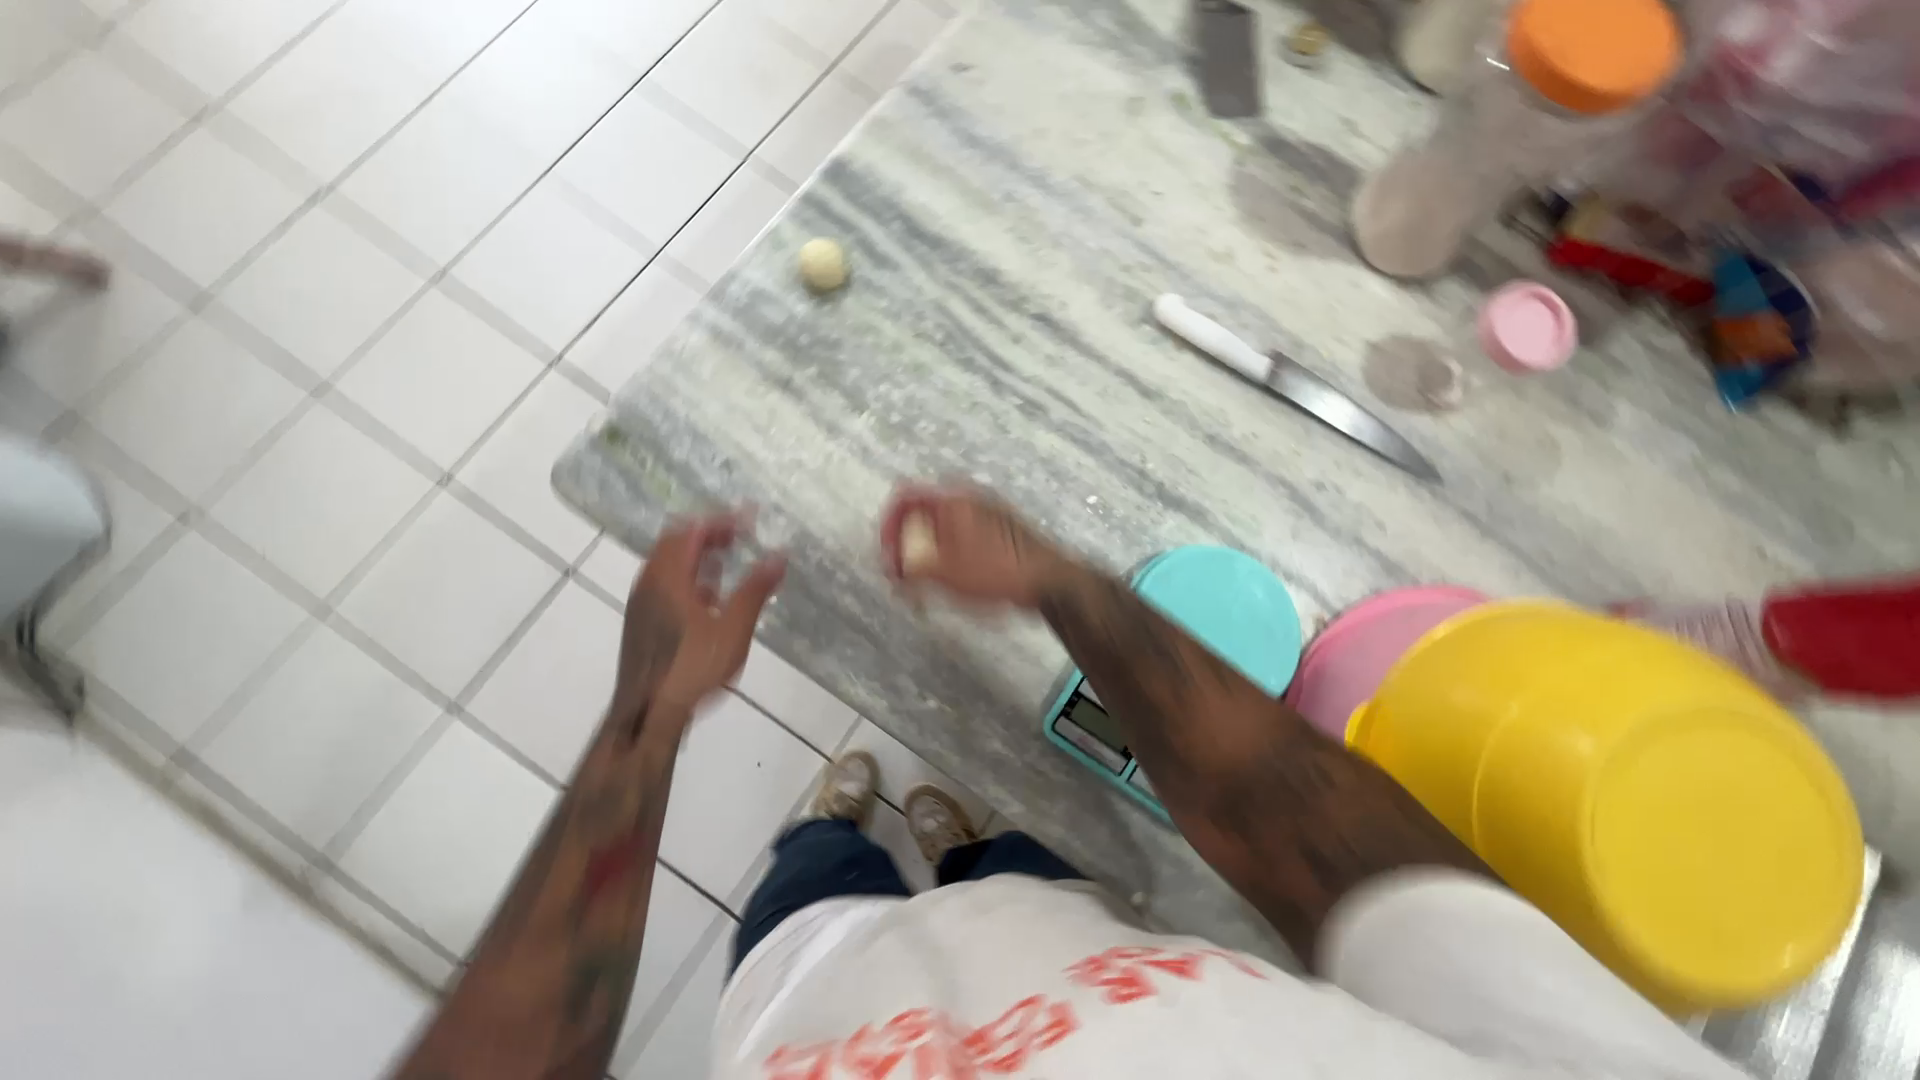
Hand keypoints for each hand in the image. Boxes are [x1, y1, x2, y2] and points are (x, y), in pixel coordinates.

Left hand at [612, 512, 786, 727]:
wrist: (647, 714)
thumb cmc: (692, 668)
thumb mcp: (733, 629)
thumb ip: (755, 590)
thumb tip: (779, 556)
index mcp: (668, 576)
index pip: (692, 530)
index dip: (722, 520)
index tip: (751, 519)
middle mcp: (649, 583)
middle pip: (675, 543)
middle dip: (709, 534)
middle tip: (740, 536)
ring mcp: (641, 604)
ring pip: (668, 565)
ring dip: (697, 557)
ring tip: (729, 562)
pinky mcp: (641, 624)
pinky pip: (665, 585)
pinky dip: (688, 578)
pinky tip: (710, 599)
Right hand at [879, 484, 1068, 609]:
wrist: (1051, 582)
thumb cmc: (996, 572)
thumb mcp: (943, 573)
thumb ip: (910, 565)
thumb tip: (895, 566)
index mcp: (952, 499)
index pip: (904, 498)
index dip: (888, 528)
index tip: (887, 558)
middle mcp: (970, 498)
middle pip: (923, 514)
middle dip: (907, 546)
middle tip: (904, 577)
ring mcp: (989, 513)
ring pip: (944, 529)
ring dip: (929, 556)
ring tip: (928, 588)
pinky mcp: (1002, 531)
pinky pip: (964, 538)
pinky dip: (951, 557)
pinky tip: (955, 584)